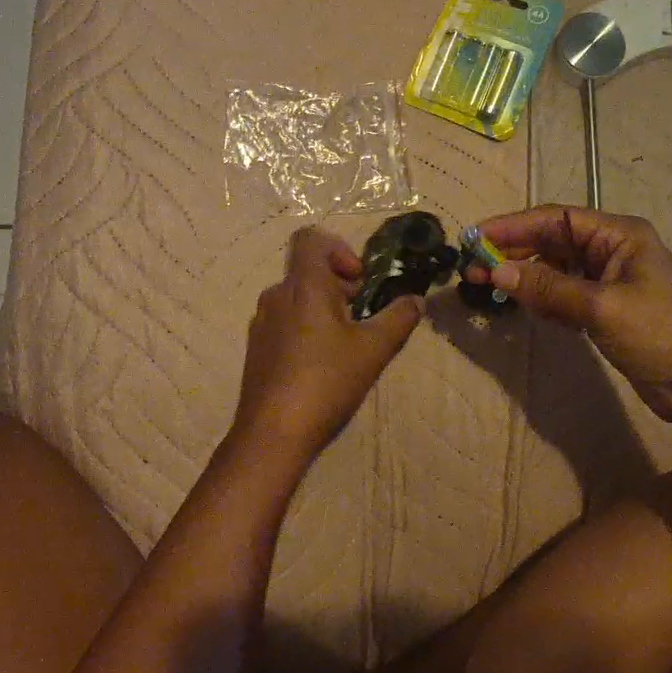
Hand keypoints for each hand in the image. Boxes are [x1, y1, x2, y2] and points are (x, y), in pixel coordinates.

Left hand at [233, 227, 422, 460]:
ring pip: (296, 297)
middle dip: (339, 283)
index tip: (358, 280)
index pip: (311, 239)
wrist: (272, 433)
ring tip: (345, 342)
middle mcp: (276, 295)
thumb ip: (398, 318)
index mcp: (303, 285)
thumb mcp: (374, 350)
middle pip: (307, 270)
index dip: (339, 249)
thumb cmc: (326, 382)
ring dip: (323, 307)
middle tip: (361, 314)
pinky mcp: (256, 348)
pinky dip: (305, 327)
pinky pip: (284, 321)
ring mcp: (261, 322)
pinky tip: (321, 364)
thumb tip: (416, 300)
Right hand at [469, 205, 671, 417]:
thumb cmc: (661, 335)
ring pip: (557, 271)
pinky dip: (543, 300)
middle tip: (471, 270)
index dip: (512, 226)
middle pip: (553, 242)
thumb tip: (495, 272)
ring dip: (525, 279)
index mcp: (620, 234)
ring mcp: (612, 282)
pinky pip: (566, 296)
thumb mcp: (601, 307)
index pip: (555, 219)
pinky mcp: (609, 312)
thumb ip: (547, 287)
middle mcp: (614, 251)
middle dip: (514, 254)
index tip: (474, 237)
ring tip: (486, 289)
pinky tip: (522, 308)